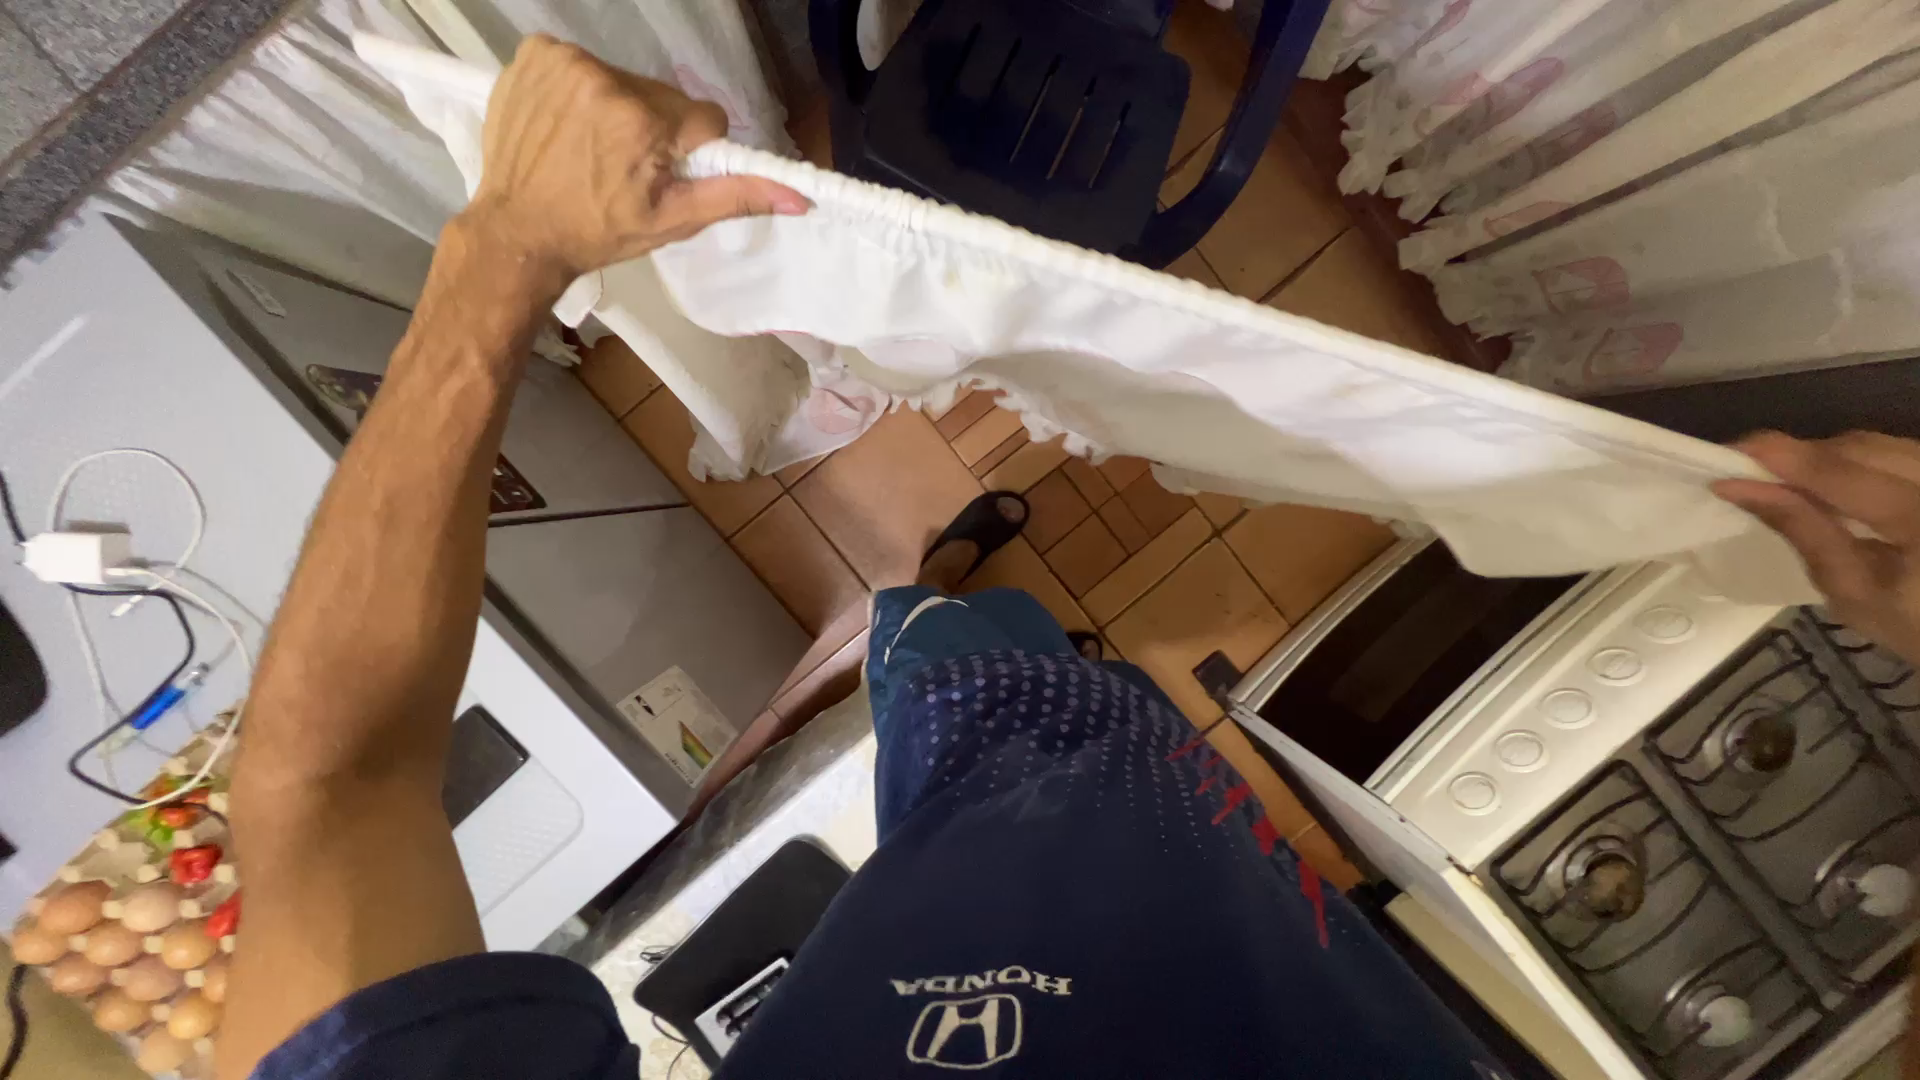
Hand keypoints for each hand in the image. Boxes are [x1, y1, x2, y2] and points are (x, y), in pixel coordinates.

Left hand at [458, 35, 808, 296]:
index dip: (695, 150)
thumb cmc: (600, 232)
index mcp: (642, 118)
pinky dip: (585, 93)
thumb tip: (798, 196)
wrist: (520, 230)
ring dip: (622, 111)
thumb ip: (735, 197)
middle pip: (663, 98)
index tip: (667, 174)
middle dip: (658, 130)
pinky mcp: (536, 53)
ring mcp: (564, 60)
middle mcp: (604, 76)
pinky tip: (571, 127)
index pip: (704, 117)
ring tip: (597, 150)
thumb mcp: (674, 220)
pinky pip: (585, 67)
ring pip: (627, 82)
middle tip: (630, 169)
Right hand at [1714, 431, 1919, 664]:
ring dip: (1828, 457)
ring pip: (1884, 446)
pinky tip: (1837, 486)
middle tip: (1749, 472)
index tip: (1727, 453)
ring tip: (1790, 483)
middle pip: (1865, 450)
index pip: (1847, 477)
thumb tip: (1737, 488)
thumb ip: (1801, 531)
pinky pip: (1903, 455)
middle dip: (1802, 455)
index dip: (1785, 459)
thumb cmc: (1917, 627)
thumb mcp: (1850, 591)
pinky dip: (1860, 462)